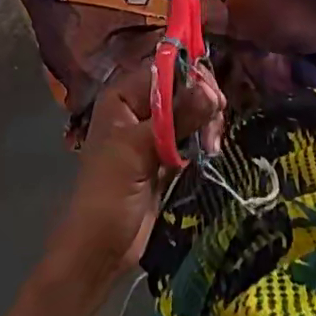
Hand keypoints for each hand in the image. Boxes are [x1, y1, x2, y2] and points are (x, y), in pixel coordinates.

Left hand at [51, 61, 222, 274]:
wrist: (101, 247)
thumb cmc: (109, 191)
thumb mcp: (139, 149)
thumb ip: (176, 117)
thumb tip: (210, 89)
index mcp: (122, 96)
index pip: (163, 68)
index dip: (191, 75)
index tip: (215, 96)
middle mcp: (138, 107)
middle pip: (181, 88)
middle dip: (202, 103)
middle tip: (214, 129)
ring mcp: (152, 132)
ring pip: (190, 112)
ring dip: (206, 125)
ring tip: (212, 148)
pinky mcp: (166, 156)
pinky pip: (191, 135)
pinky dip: (203, 140)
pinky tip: (210, 152)